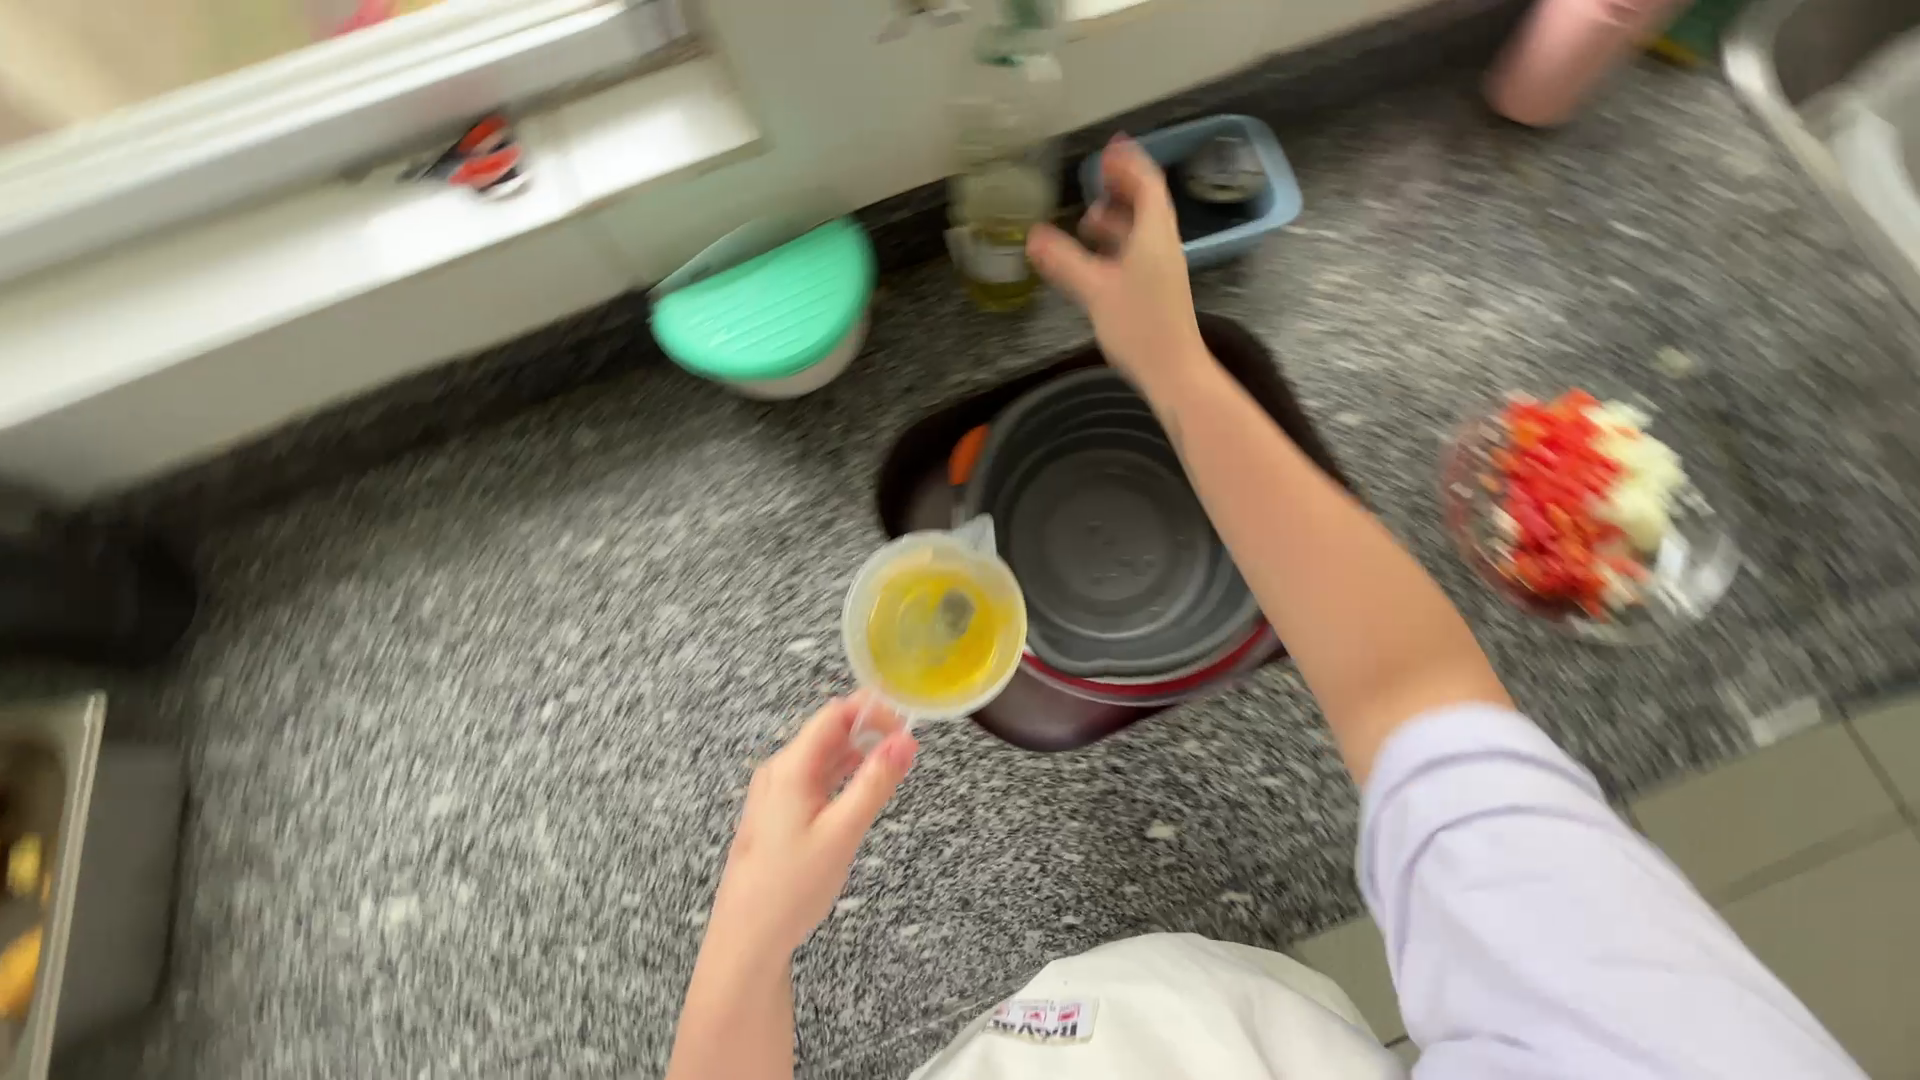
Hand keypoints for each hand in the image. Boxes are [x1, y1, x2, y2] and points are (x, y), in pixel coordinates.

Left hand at [707, 692, 917, 956]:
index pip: (834, 714)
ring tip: (890, 771)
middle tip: (904, 752)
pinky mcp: (779, 811)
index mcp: (790, 767)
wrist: (746, 939)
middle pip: (828, 731)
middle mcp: (779, 771)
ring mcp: (776, 791)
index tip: (904, 726)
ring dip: (857, 755)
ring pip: (823, 756)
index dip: (871, 711)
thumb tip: (905, 742)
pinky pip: (815, 778)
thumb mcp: (842, 832)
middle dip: (868, 732)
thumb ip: (875, 783)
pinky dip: (842, 777)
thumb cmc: (791, 887)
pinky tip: (861, 792)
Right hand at [1027, 135, 1208, 390]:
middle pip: (1148, 205)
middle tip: (1097, 179)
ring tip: (1089, 220)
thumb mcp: (1095, 291)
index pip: (1147, 185)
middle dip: (1122, 188)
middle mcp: (1163, 246)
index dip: (1128, 163)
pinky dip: (1119, 245)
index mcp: (1153, 236)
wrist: (1174, 371)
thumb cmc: (1140, 328)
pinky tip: (1098, 261)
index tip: (1109, 148)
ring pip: (1143, 231)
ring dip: (1119, 219)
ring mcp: (1162, 270)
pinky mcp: (1158, 291)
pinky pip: (1140, 254)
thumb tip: (1033, 236)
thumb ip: (1064, 262)